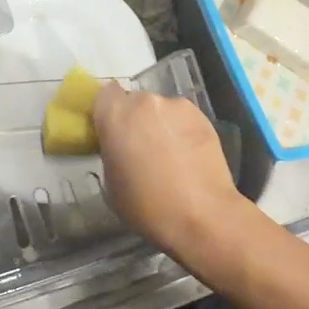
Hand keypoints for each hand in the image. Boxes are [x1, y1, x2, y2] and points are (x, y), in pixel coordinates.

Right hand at [93, 84, 249, 252]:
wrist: (202, 215)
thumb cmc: (147, 205)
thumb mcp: (112, 182)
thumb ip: (112, 152)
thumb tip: (121, 147)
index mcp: (116, 115)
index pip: (105, 94)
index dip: (108, 111)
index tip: (112, 131)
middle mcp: (146, 102)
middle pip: (135, 102)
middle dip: (136, 120)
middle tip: (141, 147)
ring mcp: (178, 106)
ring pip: (161, 110)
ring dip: (161, 125)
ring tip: (170, 155)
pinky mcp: (203, 117)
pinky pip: (183, 119)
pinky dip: (182, 131)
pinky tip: (189, 156)